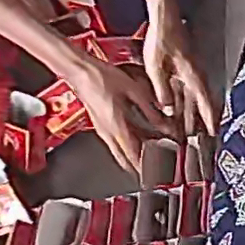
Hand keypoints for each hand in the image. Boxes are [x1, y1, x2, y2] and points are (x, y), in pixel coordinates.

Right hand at [64, 56, 173, 171]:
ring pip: (121, 151)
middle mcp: (108, 133)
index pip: (133, 156)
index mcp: (117, 127)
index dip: (146, 167)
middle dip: (141, 167)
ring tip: (153, 156)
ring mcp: (103, 129)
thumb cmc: (102, 77)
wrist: (79, 70)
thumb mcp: (134, 91)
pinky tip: (141, 140)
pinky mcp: (102, 124)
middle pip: (126, 159)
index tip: (157, 173)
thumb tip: (165, 124)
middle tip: (156, 169)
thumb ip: (150, 110)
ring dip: (136, 156)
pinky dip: (130, 145)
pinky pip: (117, 141)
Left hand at [142, 11, 217, 132]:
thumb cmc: (162, 38)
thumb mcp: (156, 68)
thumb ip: (162, 90)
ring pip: (197, 96)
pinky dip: (189, 100)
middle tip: (206, 135)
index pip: (205, 102)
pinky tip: (182, 106)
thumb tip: (168, 109)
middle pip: (204, 101)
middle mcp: (196, 74)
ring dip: (196, 111)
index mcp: (192, 76)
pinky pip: (191, 88)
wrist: (165, 17)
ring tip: (194, 125)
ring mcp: (192, 70)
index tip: (214, 132)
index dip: (210, 118)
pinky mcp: (186, 66)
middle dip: (204, 119)